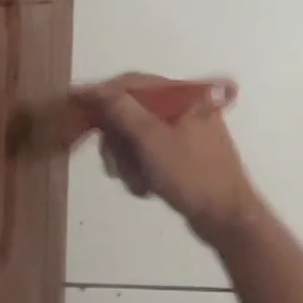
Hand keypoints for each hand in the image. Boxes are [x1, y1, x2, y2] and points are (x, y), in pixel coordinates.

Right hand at [74, 73, 264, 241]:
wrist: (227, 217)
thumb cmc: (192, 175)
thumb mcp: (152, 141)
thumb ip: (123, 111)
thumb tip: (100, 91)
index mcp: (183, 97)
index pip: (133, 84)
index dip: (101, 94)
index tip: (74, 104)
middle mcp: (184, 109)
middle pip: (132, 113)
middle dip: (117, 140)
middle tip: (113, 162)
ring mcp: (185, 134)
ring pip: (137, 138)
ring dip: (128, 161)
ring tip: (136, 182)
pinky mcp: (183, 157)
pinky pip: (150, 156)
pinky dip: (141, 171)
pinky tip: (146, 189)